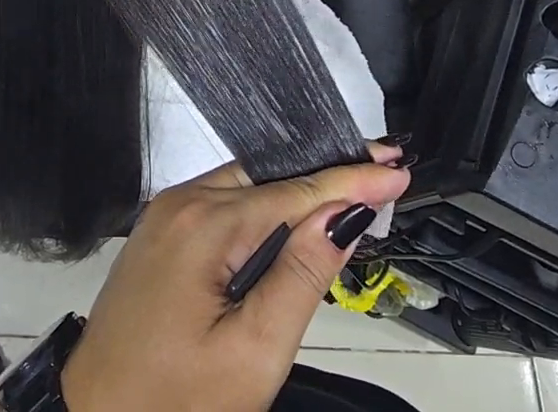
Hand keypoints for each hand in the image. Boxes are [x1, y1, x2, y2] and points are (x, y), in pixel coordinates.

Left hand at [60, 148, 409, 411]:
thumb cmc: (177, 399)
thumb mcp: (254, 350)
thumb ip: (302, 275)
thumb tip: (344, 213)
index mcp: (203, 224)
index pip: (294, 191)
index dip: (350, 179)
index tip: (397, 168)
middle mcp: (180, 202)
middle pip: (270, 177)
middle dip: (327, 176)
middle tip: (384, 174)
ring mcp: (165, 213)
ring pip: (247, 186)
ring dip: (298, 192)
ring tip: (353, 196)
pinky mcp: (161, 231)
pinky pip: (223, 203)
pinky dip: (265, 208)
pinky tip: (296, 221)